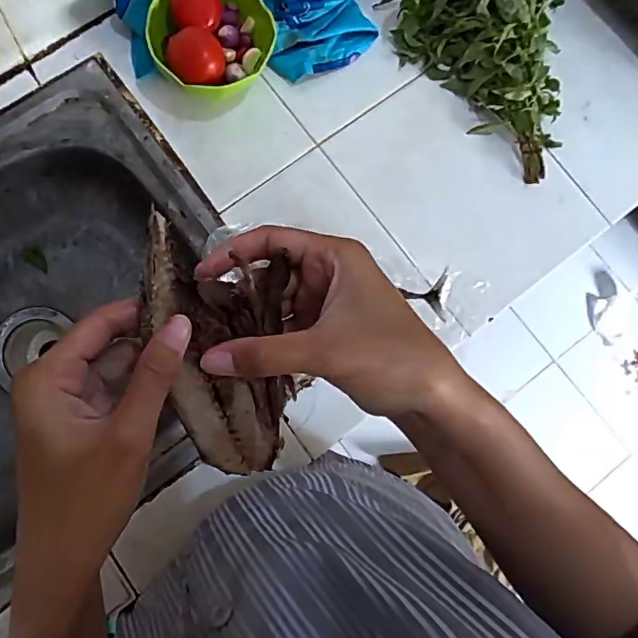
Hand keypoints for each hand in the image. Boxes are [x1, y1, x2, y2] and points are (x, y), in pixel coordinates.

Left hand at [10, 300, 189, 623]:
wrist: (61, 561)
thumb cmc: (89, 499)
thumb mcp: (127, 434)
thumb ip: (153, 376)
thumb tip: (180, 322)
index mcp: (46, 376)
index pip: (96, 325)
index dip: (137, 309)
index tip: (183, 297)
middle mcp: (46, 382)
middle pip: (102, 346)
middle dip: (146, 338)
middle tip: (200, 325)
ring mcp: (59, 404)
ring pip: (108, 371)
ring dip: (145, 365)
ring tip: (196, 348)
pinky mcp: (72, 424)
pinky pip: (106, 395)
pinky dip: (135, 391)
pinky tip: (174, 383)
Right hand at [194, 226, 471, 417]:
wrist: (432, 399)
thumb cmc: (392, 359)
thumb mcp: (322, 352)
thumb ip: (262, 354)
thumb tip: (209, 359)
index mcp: (334, 258)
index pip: (272, 239)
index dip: (233, 252)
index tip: (204, 273)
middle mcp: (329, 272)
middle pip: (270, 268)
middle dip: (238, 286)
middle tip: (205, 306)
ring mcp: (327, 301)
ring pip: (276, 298)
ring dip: (250, 313)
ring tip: (217, 330)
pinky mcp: (326, 327)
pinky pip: (284, 322)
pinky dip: (264, 333)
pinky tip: (242, 349)